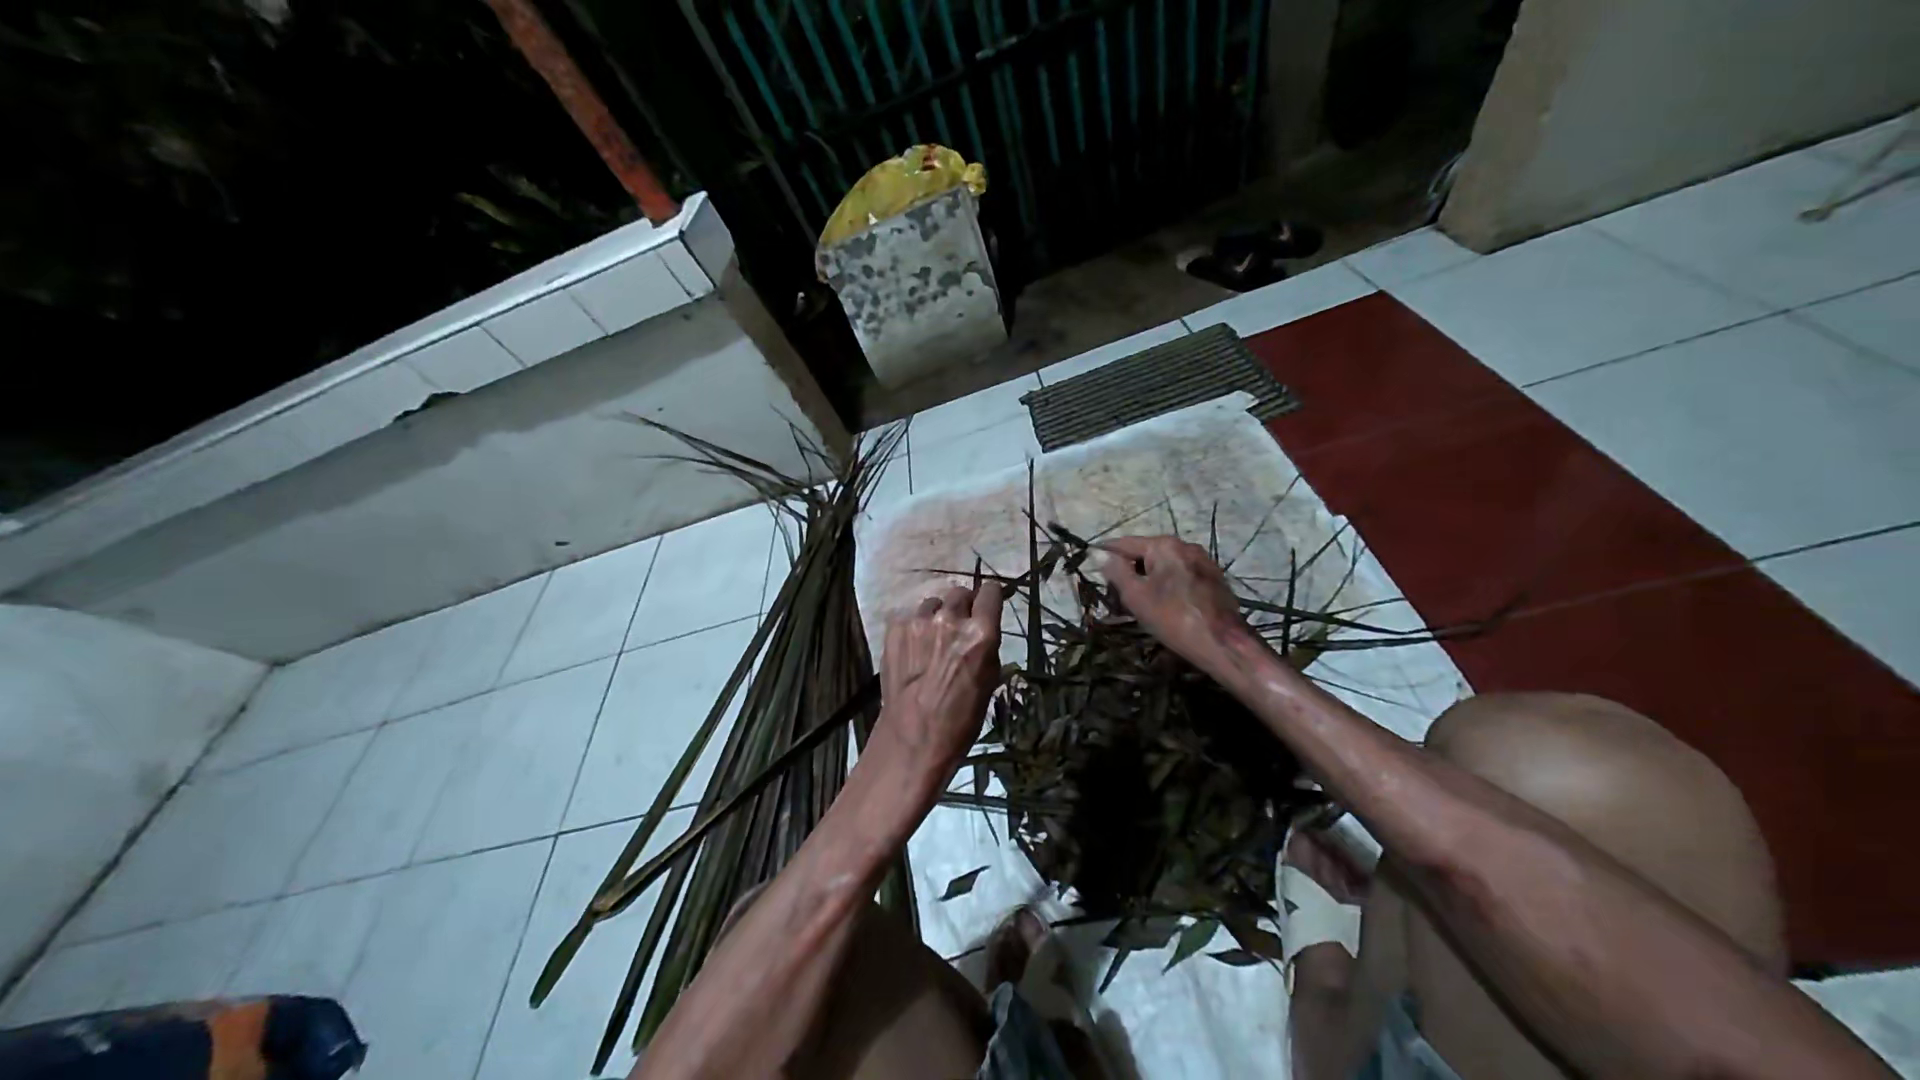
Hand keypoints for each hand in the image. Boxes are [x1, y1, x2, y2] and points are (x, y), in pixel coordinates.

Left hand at [879, 582, 1005, 783]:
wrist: (912, 738)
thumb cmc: (960, 719)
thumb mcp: (989, 682)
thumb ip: (988, 647)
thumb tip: (984, 631)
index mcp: (980, 633)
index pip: (990, 591)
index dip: (989, 599)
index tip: (986, 607)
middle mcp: (950, 619)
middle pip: (960, 593)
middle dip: (963, 607)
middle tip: (958, 629)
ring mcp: (919, 622)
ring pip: (933, 603)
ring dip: (937, 616)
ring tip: (932, 641)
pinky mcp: (894, 629)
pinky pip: (910, 617)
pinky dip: (914, 628)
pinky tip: (913, 650)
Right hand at [1095, 535, 1250, 669]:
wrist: (1223, 643)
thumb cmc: (1173, 618)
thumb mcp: (1136, 596)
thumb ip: (1116, 571)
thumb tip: (1100, 554)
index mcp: (1165, 545)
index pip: (1126, 543)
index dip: (1107, 554)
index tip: (1092, 563)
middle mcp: (1186, 546)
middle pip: (1147, 553)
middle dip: (1130, 569)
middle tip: (1115, 592)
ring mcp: (1204, 561)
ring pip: (1166, 566)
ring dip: (1150, 578)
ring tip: (1139, 601)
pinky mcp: (1214, 579)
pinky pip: (1182, 576)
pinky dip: (1169, 585)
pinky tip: (1165, 605)